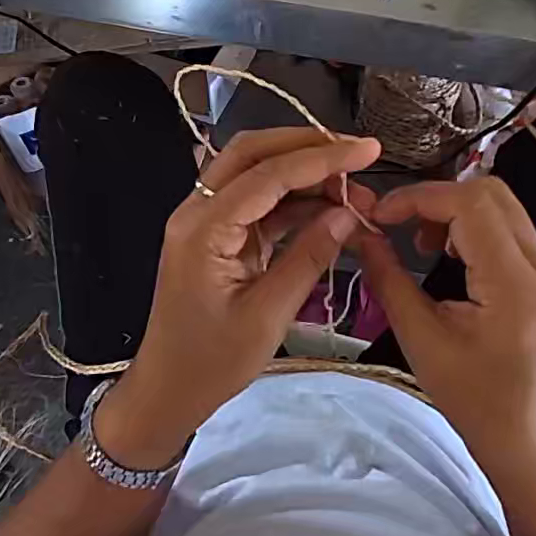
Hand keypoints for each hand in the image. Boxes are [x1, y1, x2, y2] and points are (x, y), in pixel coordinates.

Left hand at [94, 128, 379, 468]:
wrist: (167, 390)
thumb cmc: (212, 362)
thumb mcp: (268, 315)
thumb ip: (309, 257)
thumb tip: (349, 214)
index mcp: (203, 228)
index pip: (267, 174)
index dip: (321, 158)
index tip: (367, 149)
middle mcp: (199, 210)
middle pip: (253, 153)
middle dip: (308, 146)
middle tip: (359, 153)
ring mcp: (208, 220)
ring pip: (258, 173)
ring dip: (306, 174)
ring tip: (355, 192)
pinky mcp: (220, 234)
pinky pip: (260, 202)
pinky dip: (296, 200)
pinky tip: (331, 209)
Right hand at [354, 178, 535, 454]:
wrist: (525, 435)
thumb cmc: (471, 396)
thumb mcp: (419, 338)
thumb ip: (388, 279)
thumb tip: (360, 236)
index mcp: (515, 287)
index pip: (471, 205)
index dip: (420, 197)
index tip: (381, 214)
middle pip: (491, 192)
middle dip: (436, 197)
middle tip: (399, 222)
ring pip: (501, 204)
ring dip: (453, 209)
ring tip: (422, 243)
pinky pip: (507, 226)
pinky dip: (470, 225)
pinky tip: (447, 252)